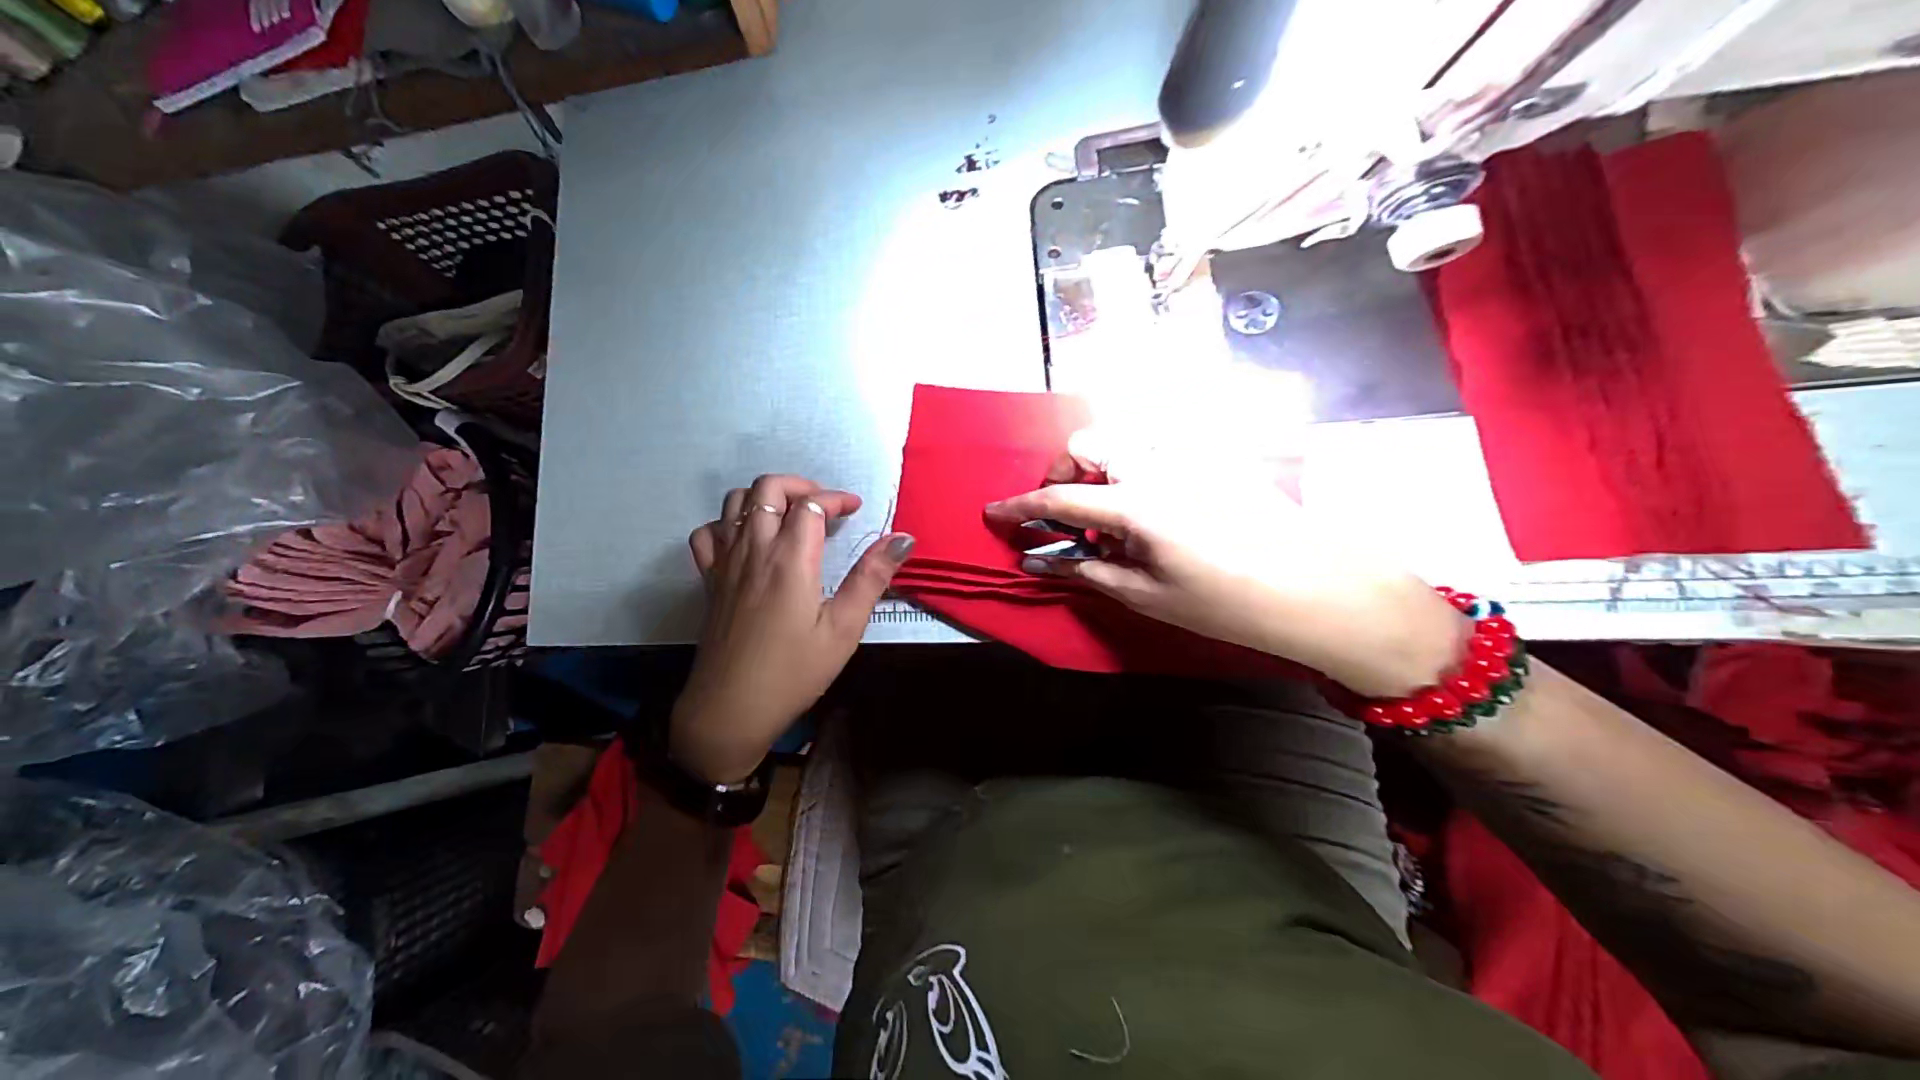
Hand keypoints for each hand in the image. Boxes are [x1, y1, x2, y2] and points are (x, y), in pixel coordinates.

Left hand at [674, 474, 914, 782]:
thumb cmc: (793, 672)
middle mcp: (753, 550)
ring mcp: (725, 563)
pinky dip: (728, 524)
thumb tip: (903, 538)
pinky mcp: (708, 581)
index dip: (836, 499)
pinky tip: (747, 541)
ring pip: (735, 503)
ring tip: (790, 518)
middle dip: (800, 486)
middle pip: (768, 488)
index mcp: (790, 559)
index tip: (855, 510)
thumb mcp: (843, 629)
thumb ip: (871, 578)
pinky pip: (708, 533)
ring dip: (765, 498)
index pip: (811, 504)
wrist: (730, 709)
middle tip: (824, 507)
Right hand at [984, 442, 1465, 696]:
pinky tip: (1154, 510)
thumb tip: (1039, 560)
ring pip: (1123, 440)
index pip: (1059, 498)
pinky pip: (1158, 448)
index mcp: (1136, 503)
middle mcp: (1158, 465)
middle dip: (1063, 476)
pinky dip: (1136, 470)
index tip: (994, 515)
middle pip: (1087, 445)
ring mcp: (1191, 455)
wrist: (1319, 589)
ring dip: (1099, 471)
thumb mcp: (1146, 596)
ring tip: (1113, 520)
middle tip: (1068, 521)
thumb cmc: (1226, 603)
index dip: (1020, 508)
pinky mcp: (1216, 457)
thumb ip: (1085, 571)